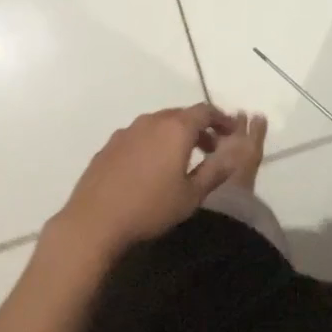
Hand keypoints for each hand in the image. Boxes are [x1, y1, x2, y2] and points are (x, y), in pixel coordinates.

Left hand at [49, 104, 239, 260]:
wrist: (95, 220)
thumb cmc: (150, 208)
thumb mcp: (191, 195)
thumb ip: (216, 171)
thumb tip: (237, 154)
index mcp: (175, 128)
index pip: (205, 111)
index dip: (221, 119)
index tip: (231, 132)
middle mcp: (151, 121)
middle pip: (181, 115)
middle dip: (200, 128)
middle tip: (212, 148)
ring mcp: (127, 130)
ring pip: (159, 124)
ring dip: (175, 135)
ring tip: (183, 159)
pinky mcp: (110, 144)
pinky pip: (140, 136)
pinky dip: (154, 142)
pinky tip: (151, 167)